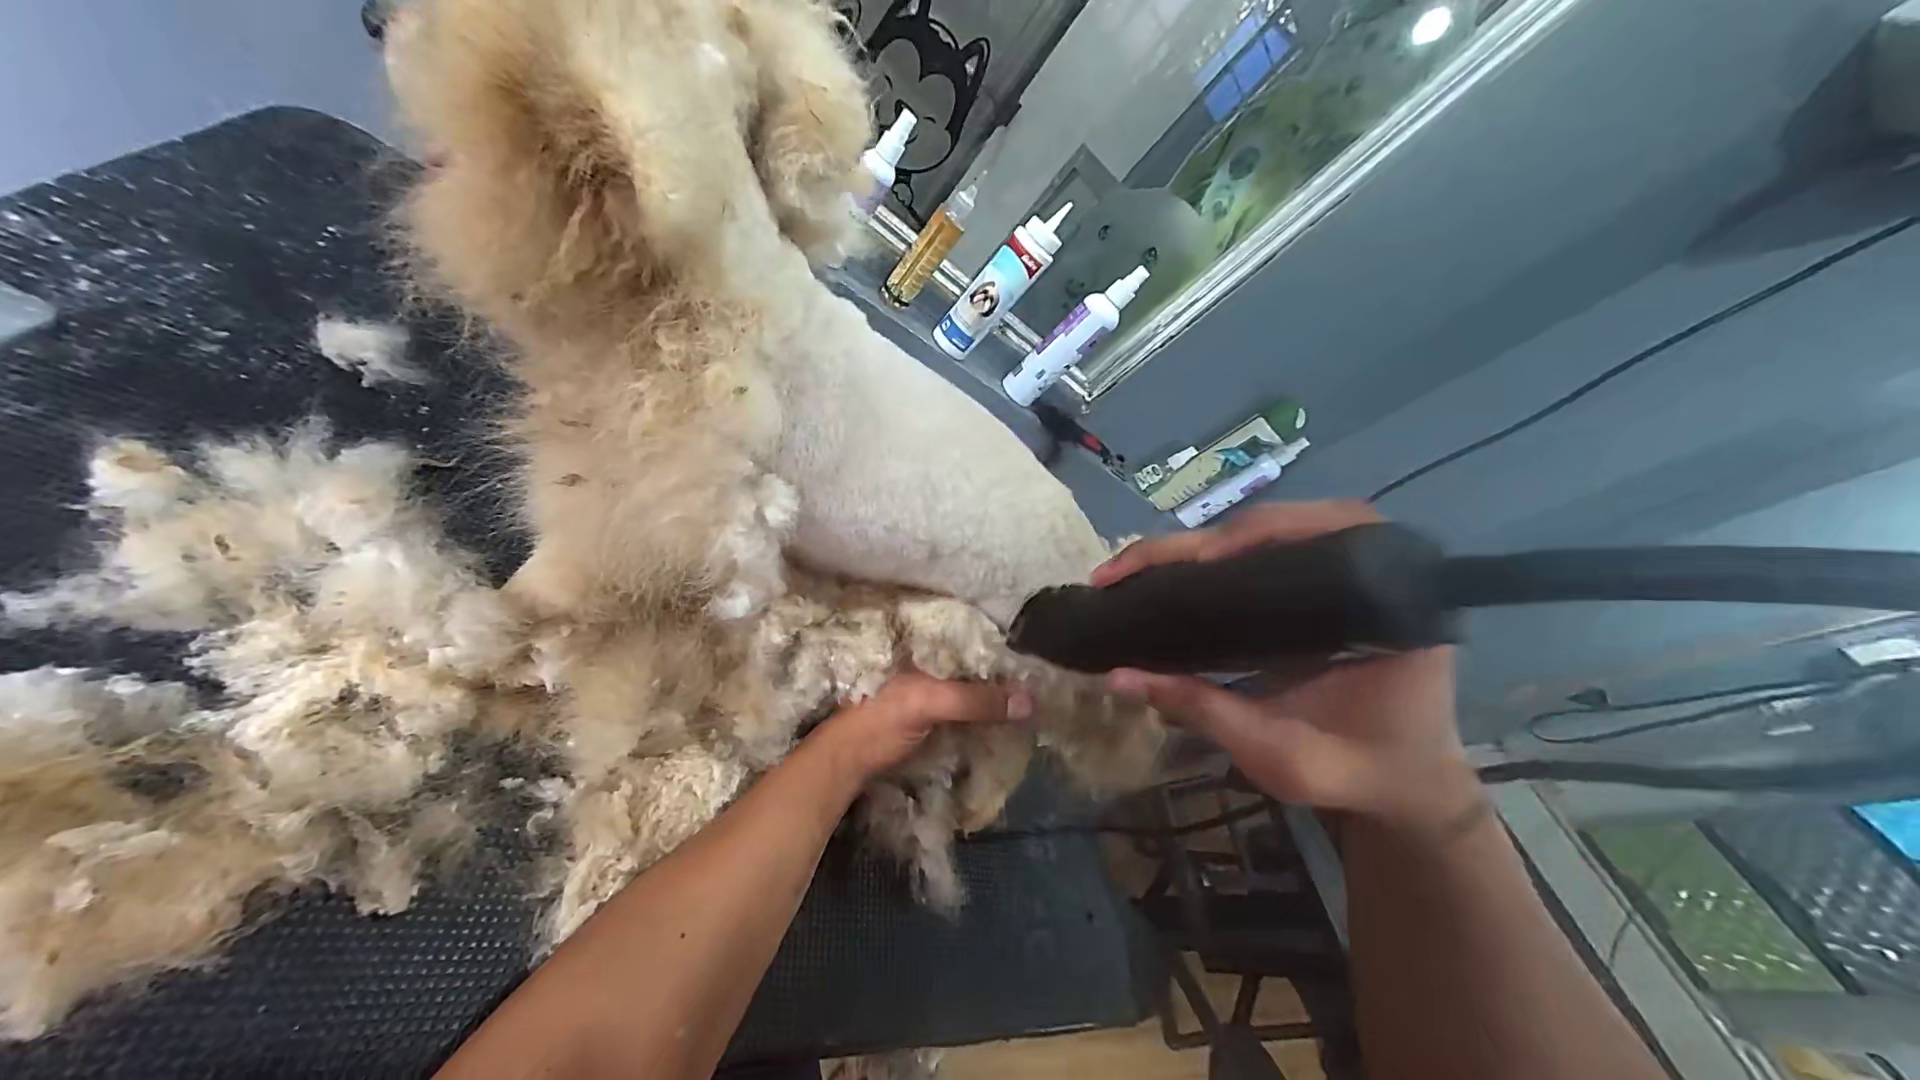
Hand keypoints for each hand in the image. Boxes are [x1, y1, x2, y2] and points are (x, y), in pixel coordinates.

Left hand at [812, 672, 1032, 782]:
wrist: (845, 764)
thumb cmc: (880, 722)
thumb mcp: (929, 703)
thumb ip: (975, 699)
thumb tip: (1030, 701)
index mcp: (925, 651)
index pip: (971, 642)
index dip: (1001, 650)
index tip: (1036, 662)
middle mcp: (930, 667)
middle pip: (974, 668)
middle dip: (1003, 677)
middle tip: (1042, 686)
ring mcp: (930, 695)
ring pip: (971, 691)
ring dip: (997, 699)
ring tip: (1033, 704)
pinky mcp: (931, 721)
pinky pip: (966, 713)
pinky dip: (985, 717)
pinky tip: (1006, 722)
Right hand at [1098, 501, 1481, 832]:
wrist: (1409, 788)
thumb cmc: (1358, 773)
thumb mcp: (1280, 753)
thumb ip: (1204, 711)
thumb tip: (1116, 677)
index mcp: (1383, 608)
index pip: (1311, 536)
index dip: (1241, 540)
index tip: (1183, 567)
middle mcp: (1374, 574)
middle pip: (1275, 525)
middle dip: (1195, 543)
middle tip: (1125, 570)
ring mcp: (1351, 575)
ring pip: (1265, 532)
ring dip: (1200, 546)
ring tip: (1139, 570)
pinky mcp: (1327, 586)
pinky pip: (1266, 553)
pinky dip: (1216, 559)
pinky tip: (1176, 575)